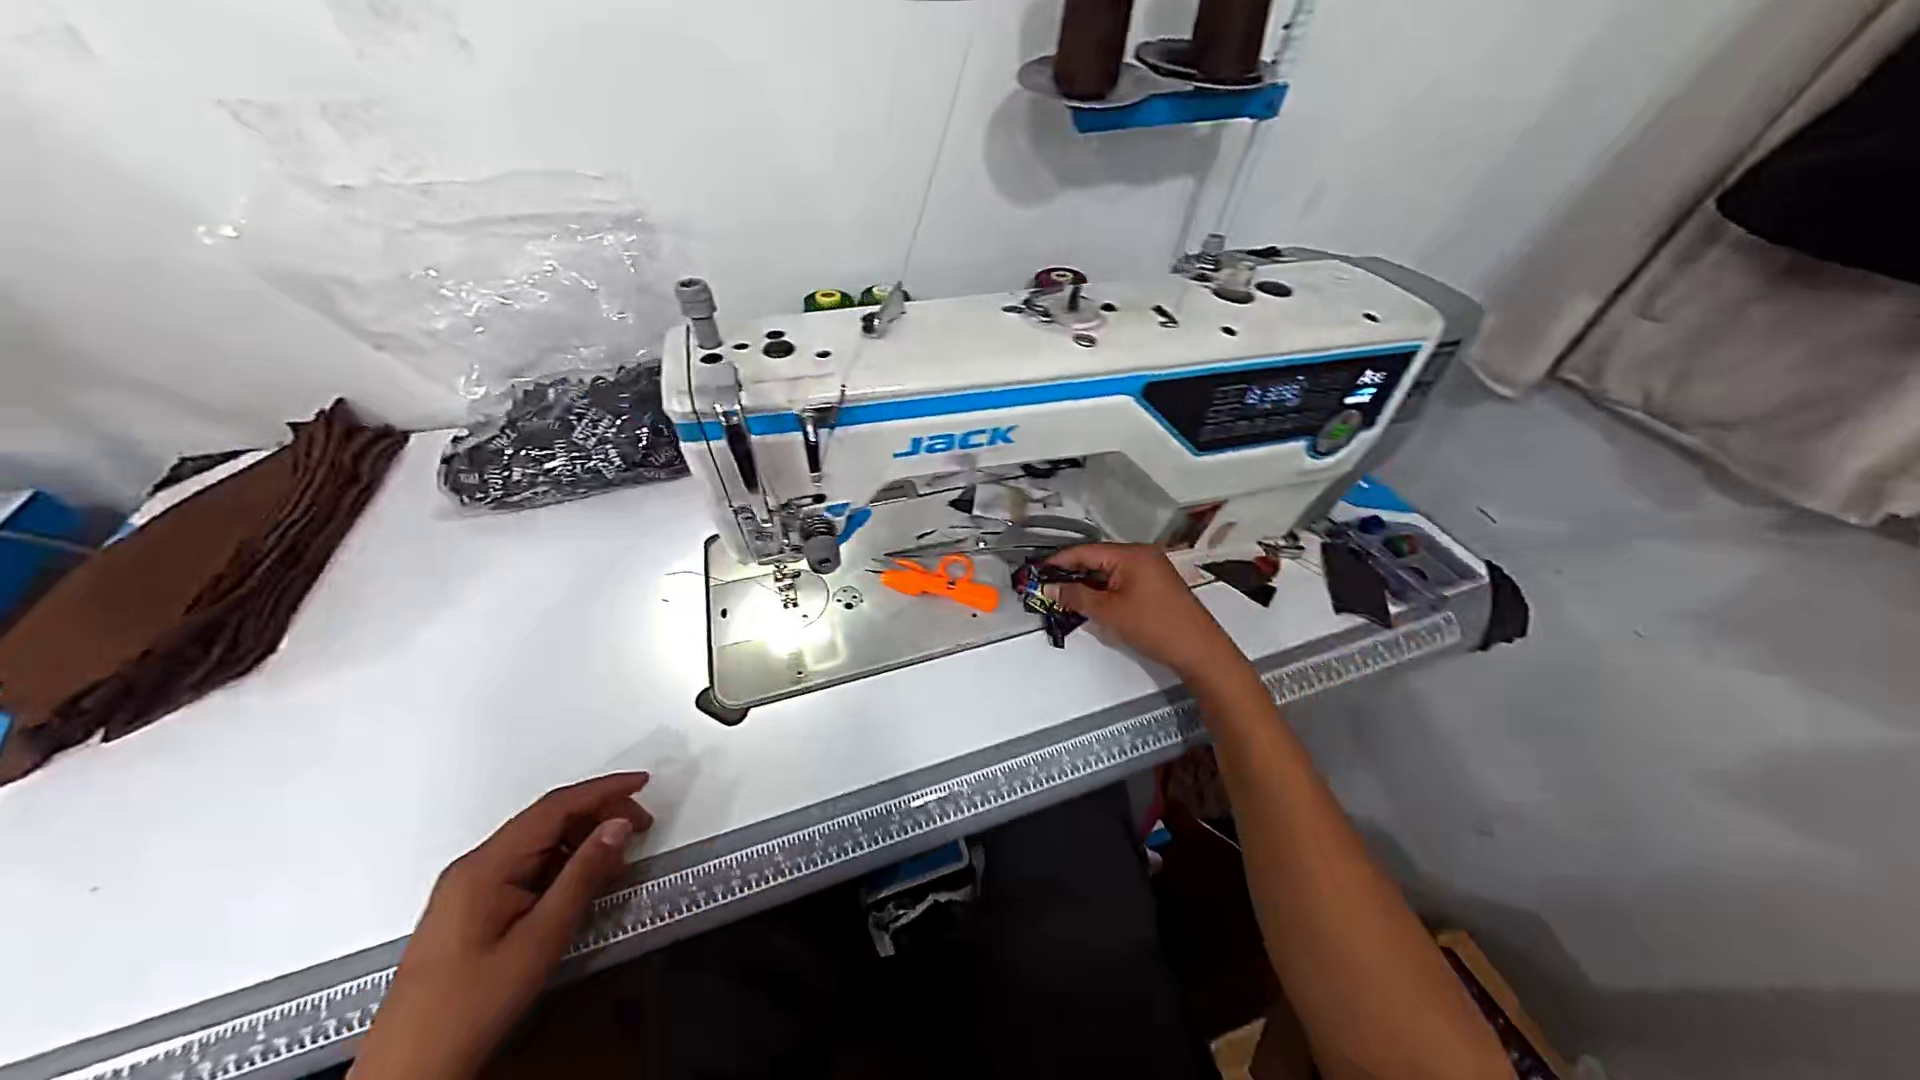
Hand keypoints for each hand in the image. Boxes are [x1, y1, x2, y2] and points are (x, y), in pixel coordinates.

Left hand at [349, 772, 654, 1079]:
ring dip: (583, 842)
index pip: (555, 807)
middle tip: (640, 826)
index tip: (640, 783)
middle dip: (598, 815)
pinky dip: (563, 865)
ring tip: (618, 861)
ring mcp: (471, 885)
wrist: (410, 1068)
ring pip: (539, 843)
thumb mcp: (542, 938)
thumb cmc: (470, 1007)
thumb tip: (617, 827)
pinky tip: (584, 883)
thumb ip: (583, 875)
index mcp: (486, 866)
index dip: (603, 789)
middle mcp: (475, 866)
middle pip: (547, 820)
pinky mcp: (474, 905)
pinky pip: (527, 865)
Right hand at [1044, 544, 1244, 677]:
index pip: (1085, 551)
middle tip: (1047, 586)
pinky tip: (1091, 602)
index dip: (1059, 561)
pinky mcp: (1156, 584)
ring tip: (1064, 596)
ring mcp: (1151, 569)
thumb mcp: (1108, 612)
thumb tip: (1051, 587)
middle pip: (1097, 558)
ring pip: (1109, 570)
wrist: (1199, 650)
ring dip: (1088, 583)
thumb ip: (1076, 596)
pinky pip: (1122, 580)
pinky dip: (1104, 589)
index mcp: (1131, 554)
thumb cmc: (1154, 626)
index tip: (1037, 571)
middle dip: (1072, 572)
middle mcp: (1142, 554)